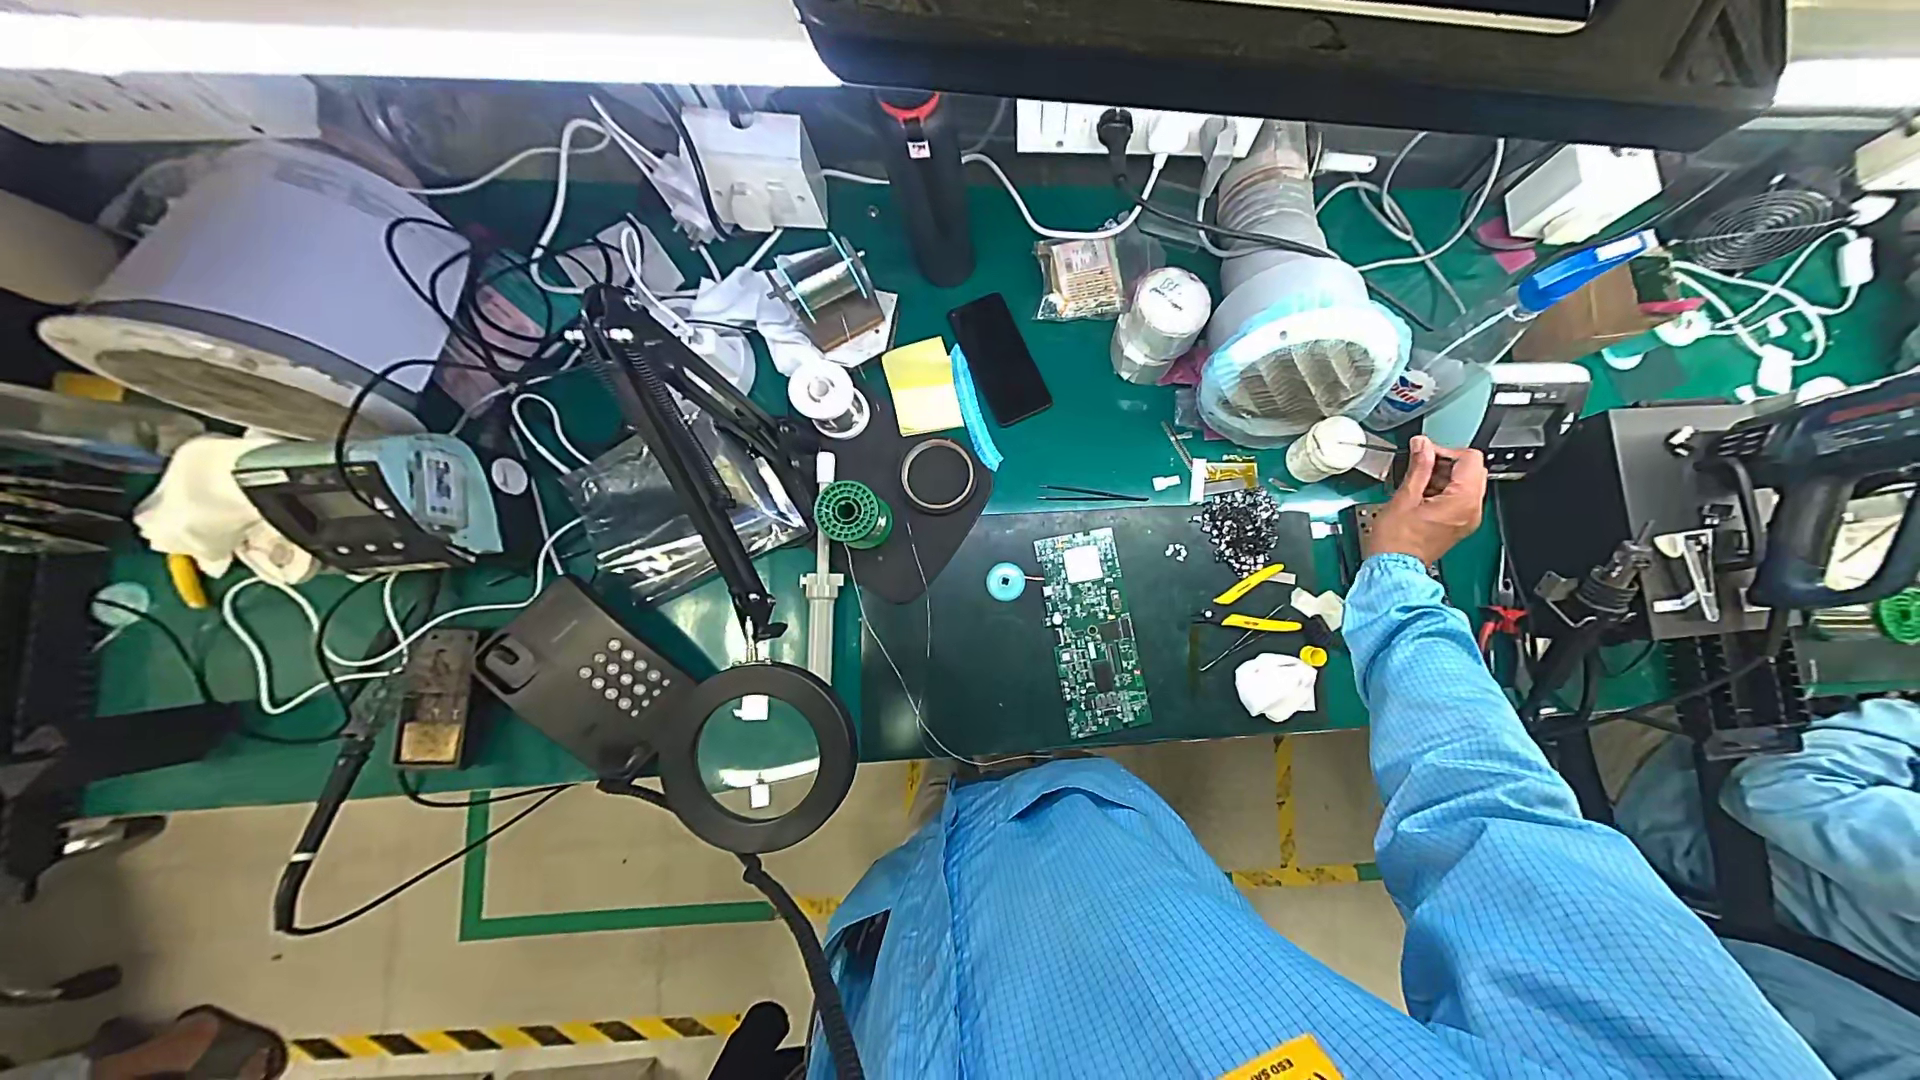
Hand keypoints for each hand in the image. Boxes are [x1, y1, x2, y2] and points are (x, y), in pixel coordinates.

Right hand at [1363, 436, 1486, 565]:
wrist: (1394, 566)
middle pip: (1472, 471)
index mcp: (1463, 500)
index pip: (1470, 459)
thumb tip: (1423, 445)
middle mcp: (1472, 510)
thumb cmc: (1396, 540)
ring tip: (1416, 484)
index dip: (1445, 451)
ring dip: (1442, 478)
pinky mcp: (1459, 525)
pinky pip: (1459, 499)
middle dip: (1445, 464)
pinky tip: (1420, 496)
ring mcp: (1467, 519)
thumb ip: (1419, 467)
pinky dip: (1442, 492)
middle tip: (1419, 466)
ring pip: (1465, 484)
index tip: (1424, 453)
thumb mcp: (1405, 496)